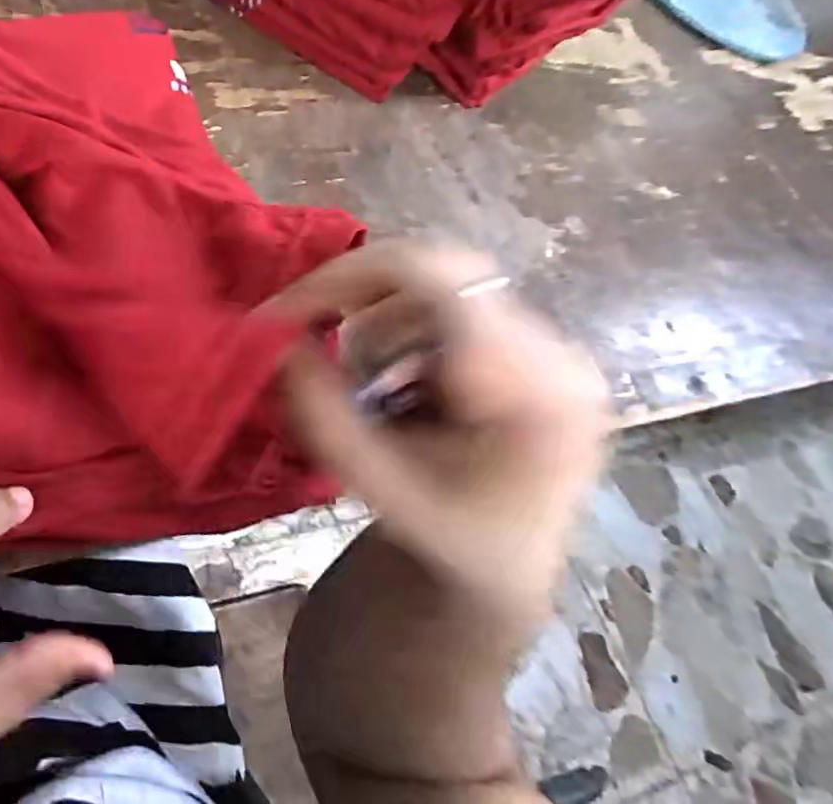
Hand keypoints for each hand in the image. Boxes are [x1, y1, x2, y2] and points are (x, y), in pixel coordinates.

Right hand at [265, 241, 609, 610]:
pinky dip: (392, 325)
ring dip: (374, 319)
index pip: (433, 281)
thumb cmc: (447, 539)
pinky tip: (389, 378)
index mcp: (533, 388)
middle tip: (303, 328)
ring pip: (432, 282)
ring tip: (363, 383)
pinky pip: (442, 301)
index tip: (281, 314)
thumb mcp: (374, 484)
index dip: (342, 281)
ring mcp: (546, 343)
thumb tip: (278, 339)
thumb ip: (323, 414)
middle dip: (353, 293)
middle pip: (434, 268)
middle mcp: (554, 351)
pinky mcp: (524, 343)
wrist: (500, 564)